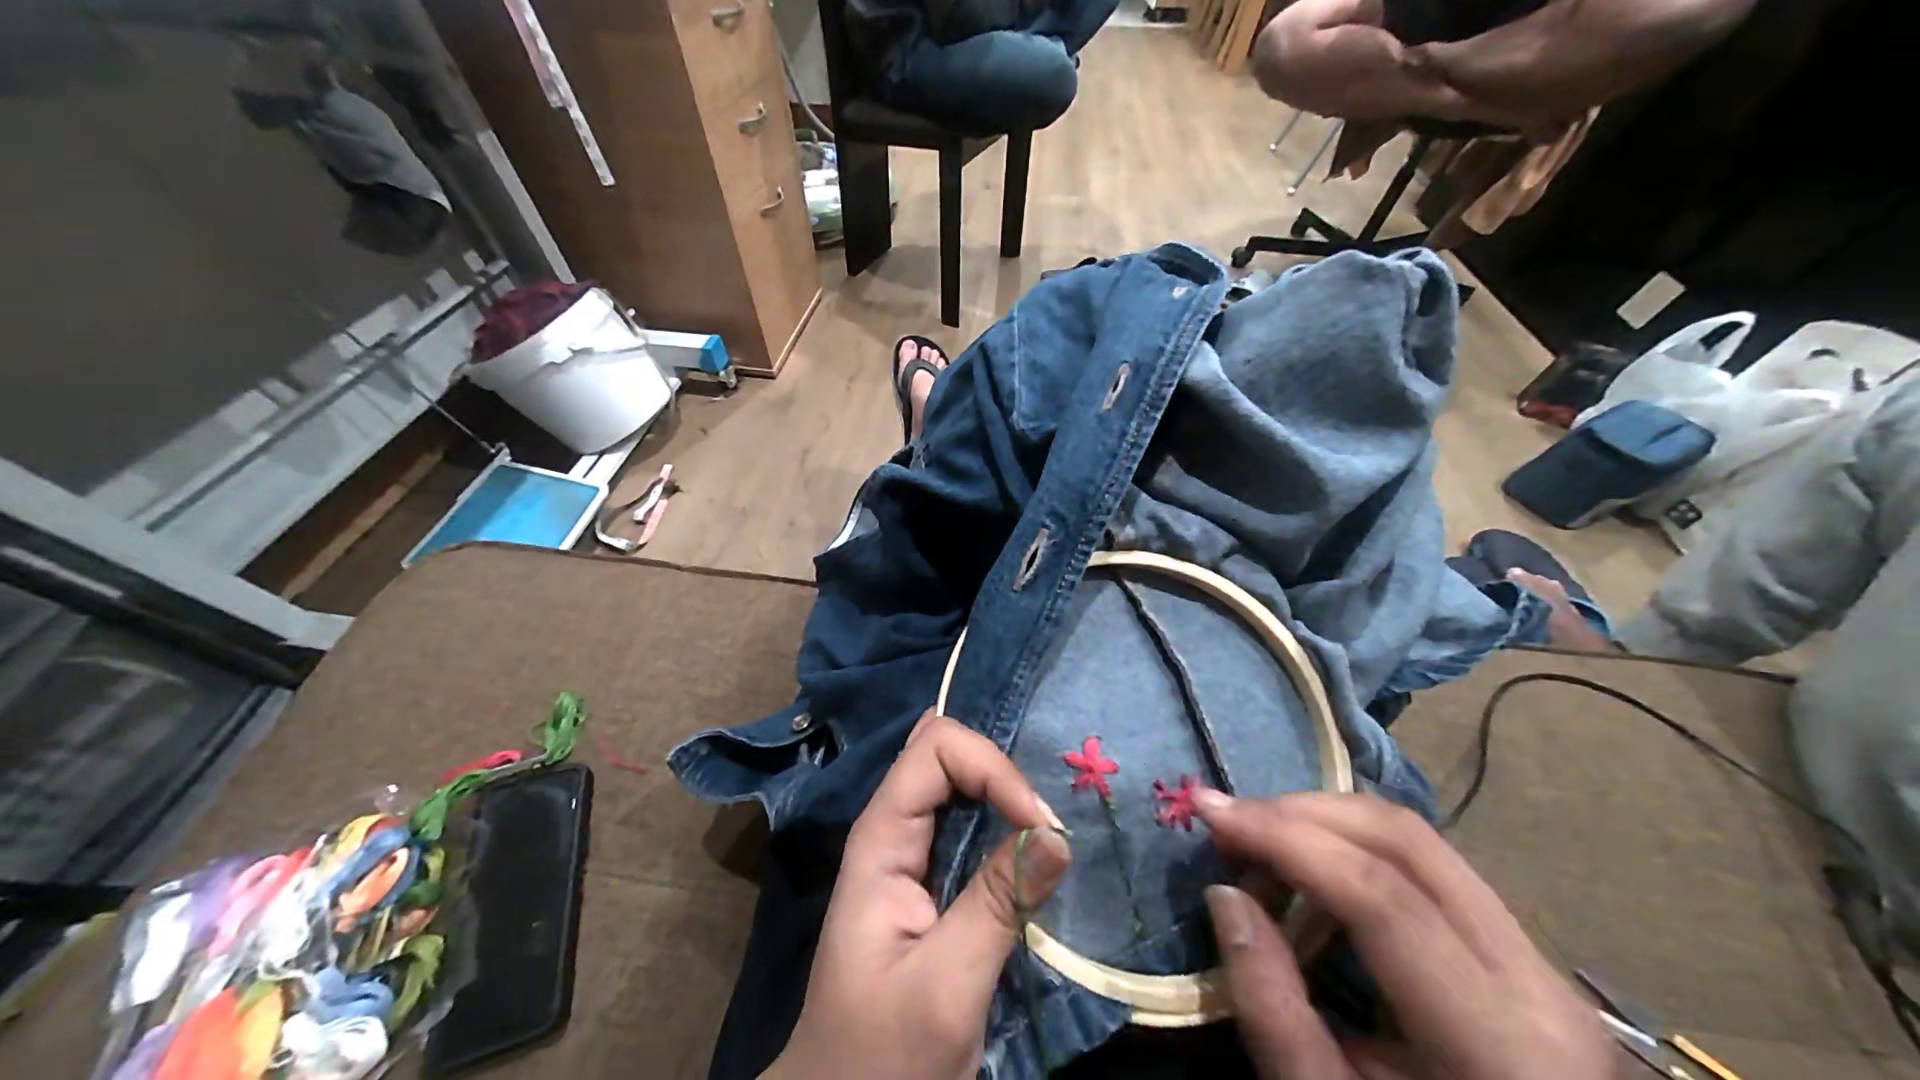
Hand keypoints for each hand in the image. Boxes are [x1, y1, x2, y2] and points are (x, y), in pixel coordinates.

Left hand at [765, 712, 1072, 1079]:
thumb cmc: (882, 1057)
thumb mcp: (945, 988)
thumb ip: (996, 905)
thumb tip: (1057, 833)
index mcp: (880, 839)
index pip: (935, 750)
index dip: (991, 768)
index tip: (1040, 822)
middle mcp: (892, 829)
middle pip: (944, 752)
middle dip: (1000, 768)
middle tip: (1045, 819)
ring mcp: (909, 852)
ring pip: (956, 780)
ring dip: (1004, 790)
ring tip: (1046, 824)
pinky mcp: (931, 878)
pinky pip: (968, 819)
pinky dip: (1002, 816)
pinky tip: (1027, 836)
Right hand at [1192, 791, 1612, 1079]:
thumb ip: (1269, 1002)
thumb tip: (1225, 893)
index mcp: (1500, 1042)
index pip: (1381, 896)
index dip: (1284, 838)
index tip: (1207, 808)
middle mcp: (1539, 982)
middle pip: (1406, 842)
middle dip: (1301, 814)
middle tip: (1229, 821)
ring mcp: (1539, 962)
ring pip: (1420, 843)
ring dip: (1324, 826)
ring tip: (1259, 848)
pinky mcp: (1523, 954)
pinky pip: (1429, 870)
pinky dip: (1354, 852)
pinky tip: (1310, 879)